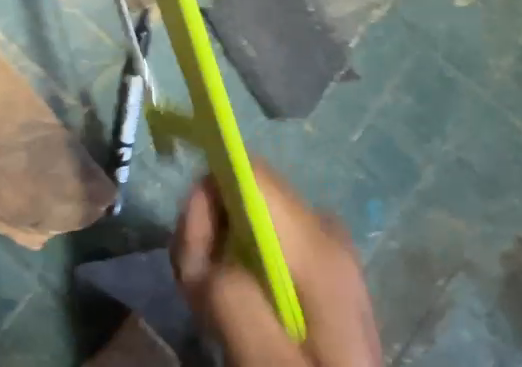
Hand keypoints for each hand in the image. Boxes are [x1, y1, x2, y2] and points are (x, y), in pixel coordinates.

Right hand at [172, 171, 382, 366]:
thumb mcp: (265, 362)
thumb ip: (230, 297)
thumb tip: (209, 252)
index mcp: (319, 248)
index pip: (250, 173)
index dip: (209, 201)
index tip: (195, 257)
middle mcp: (325, 234)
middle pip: (242, 196)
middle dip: (207, 236)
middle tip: (201, 297)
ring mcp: (326, 252)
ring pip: (245, 220)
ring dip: (214, 259)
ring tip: (217, 316)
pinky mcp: (319, 273)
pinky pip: (260, 244)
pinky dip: (235, 271)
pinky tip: (238, 318)